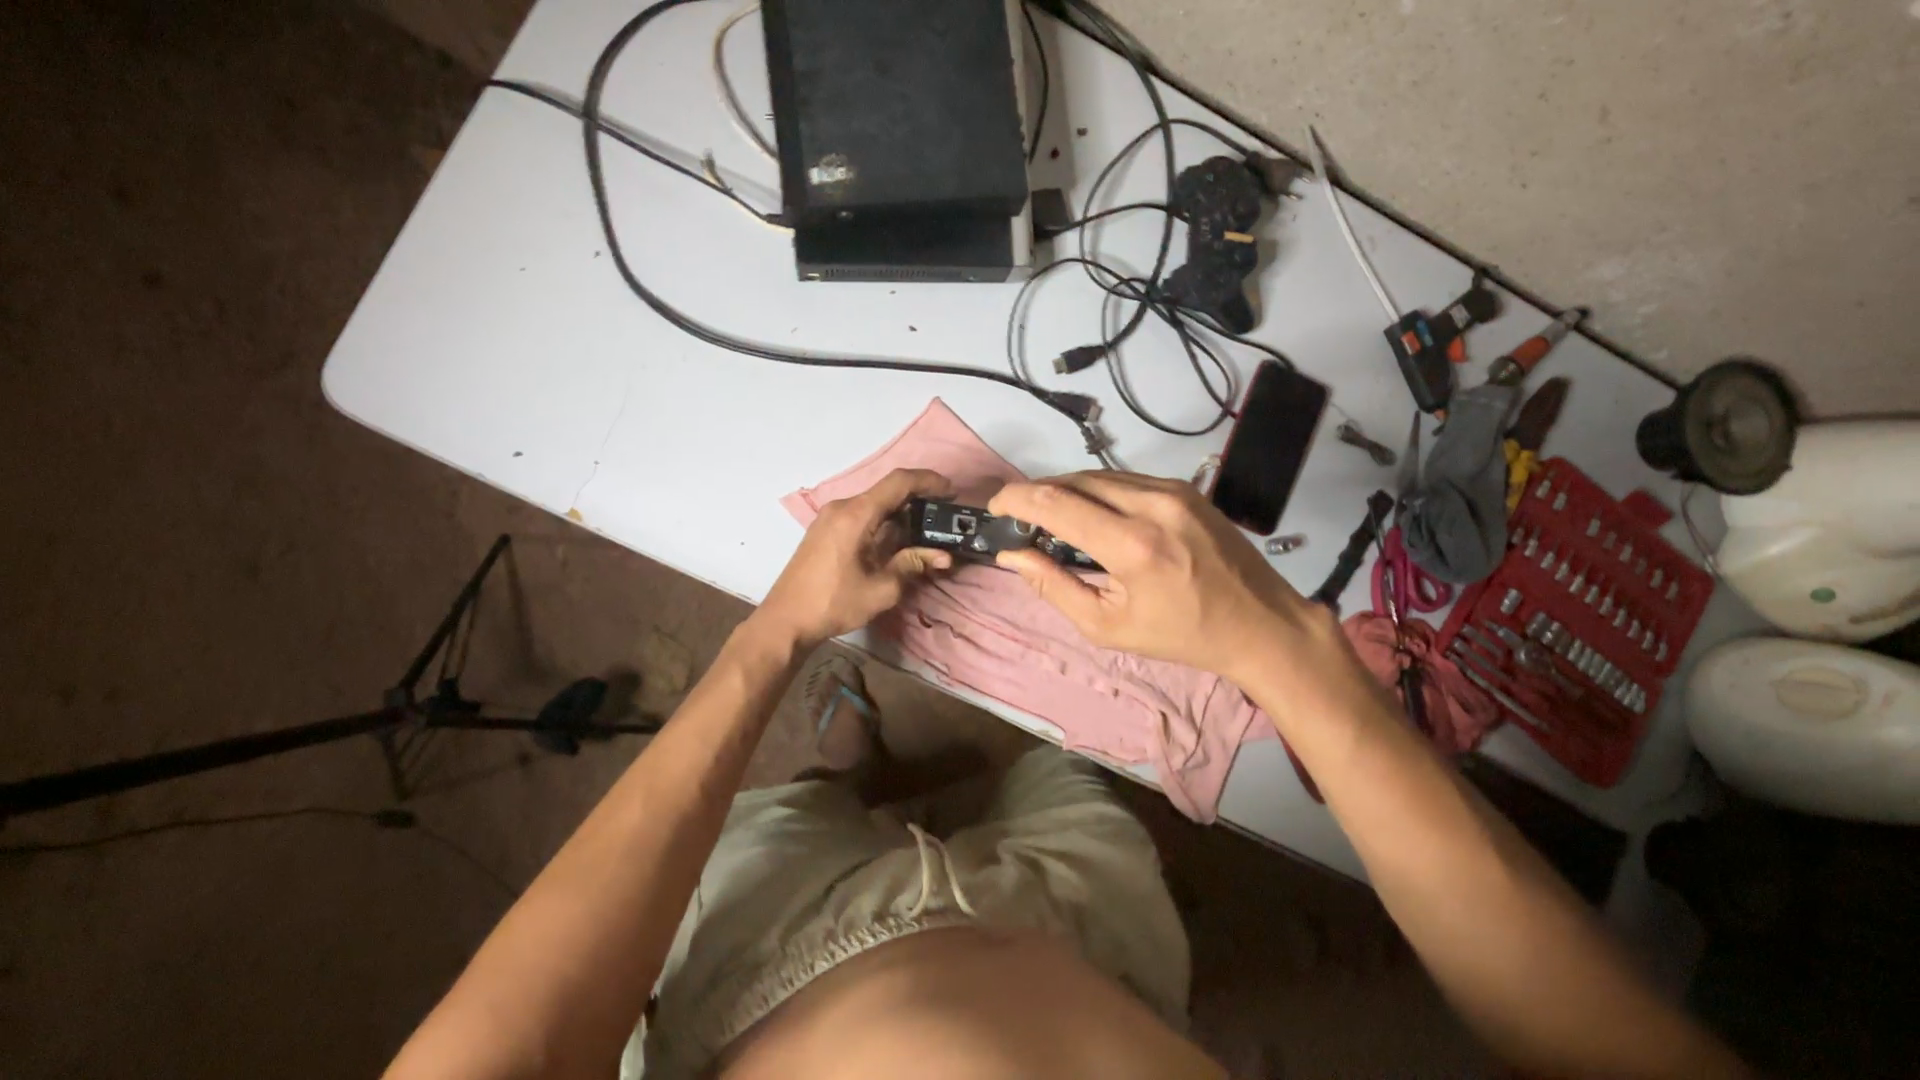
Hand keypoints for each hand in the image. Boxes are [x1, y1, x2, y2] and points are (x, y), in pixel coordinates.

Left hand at [755, 468, 955, 647]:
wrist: (785, 620)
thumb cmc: (834, 603)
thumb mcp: (882, 588)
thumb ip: (913, 565)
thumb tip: (943, 555)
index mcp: (856, 514)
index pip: (899, 482)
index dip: (929, 481)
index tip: (952, 492)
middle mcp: (842, 507)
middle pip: (887, 491)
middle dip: (919, 500)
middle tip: (944, 518)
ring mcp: (830, 518)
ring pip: (874, 504)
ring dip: (901, 514)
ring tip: (926, 534)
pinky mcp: (825, 531)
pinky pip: (861, 516)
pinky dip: (884, 522)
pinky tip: (897, 543)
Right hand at [988, 471, 1347, 683]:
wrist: (1259, 621)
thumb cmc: (1180, 634)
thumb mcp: (1108, 626)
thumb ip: (1053, 587)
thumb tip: (1012, 556)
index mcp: (1131, 545)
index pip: (1056, 503)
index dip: (1017, 499)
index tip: (996, 507)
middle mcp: (1152, 505)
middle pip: (1074, 481)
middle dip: (1039, 494)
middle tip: (1020, 517)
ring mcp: (1173, 490)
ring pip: (1100, 475)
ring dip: (1068, 489)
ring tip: (1050, 515)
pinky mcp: (1186, 488)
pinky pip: (1127, 478)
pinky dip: (1099, 490)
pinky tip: (1091, 512)